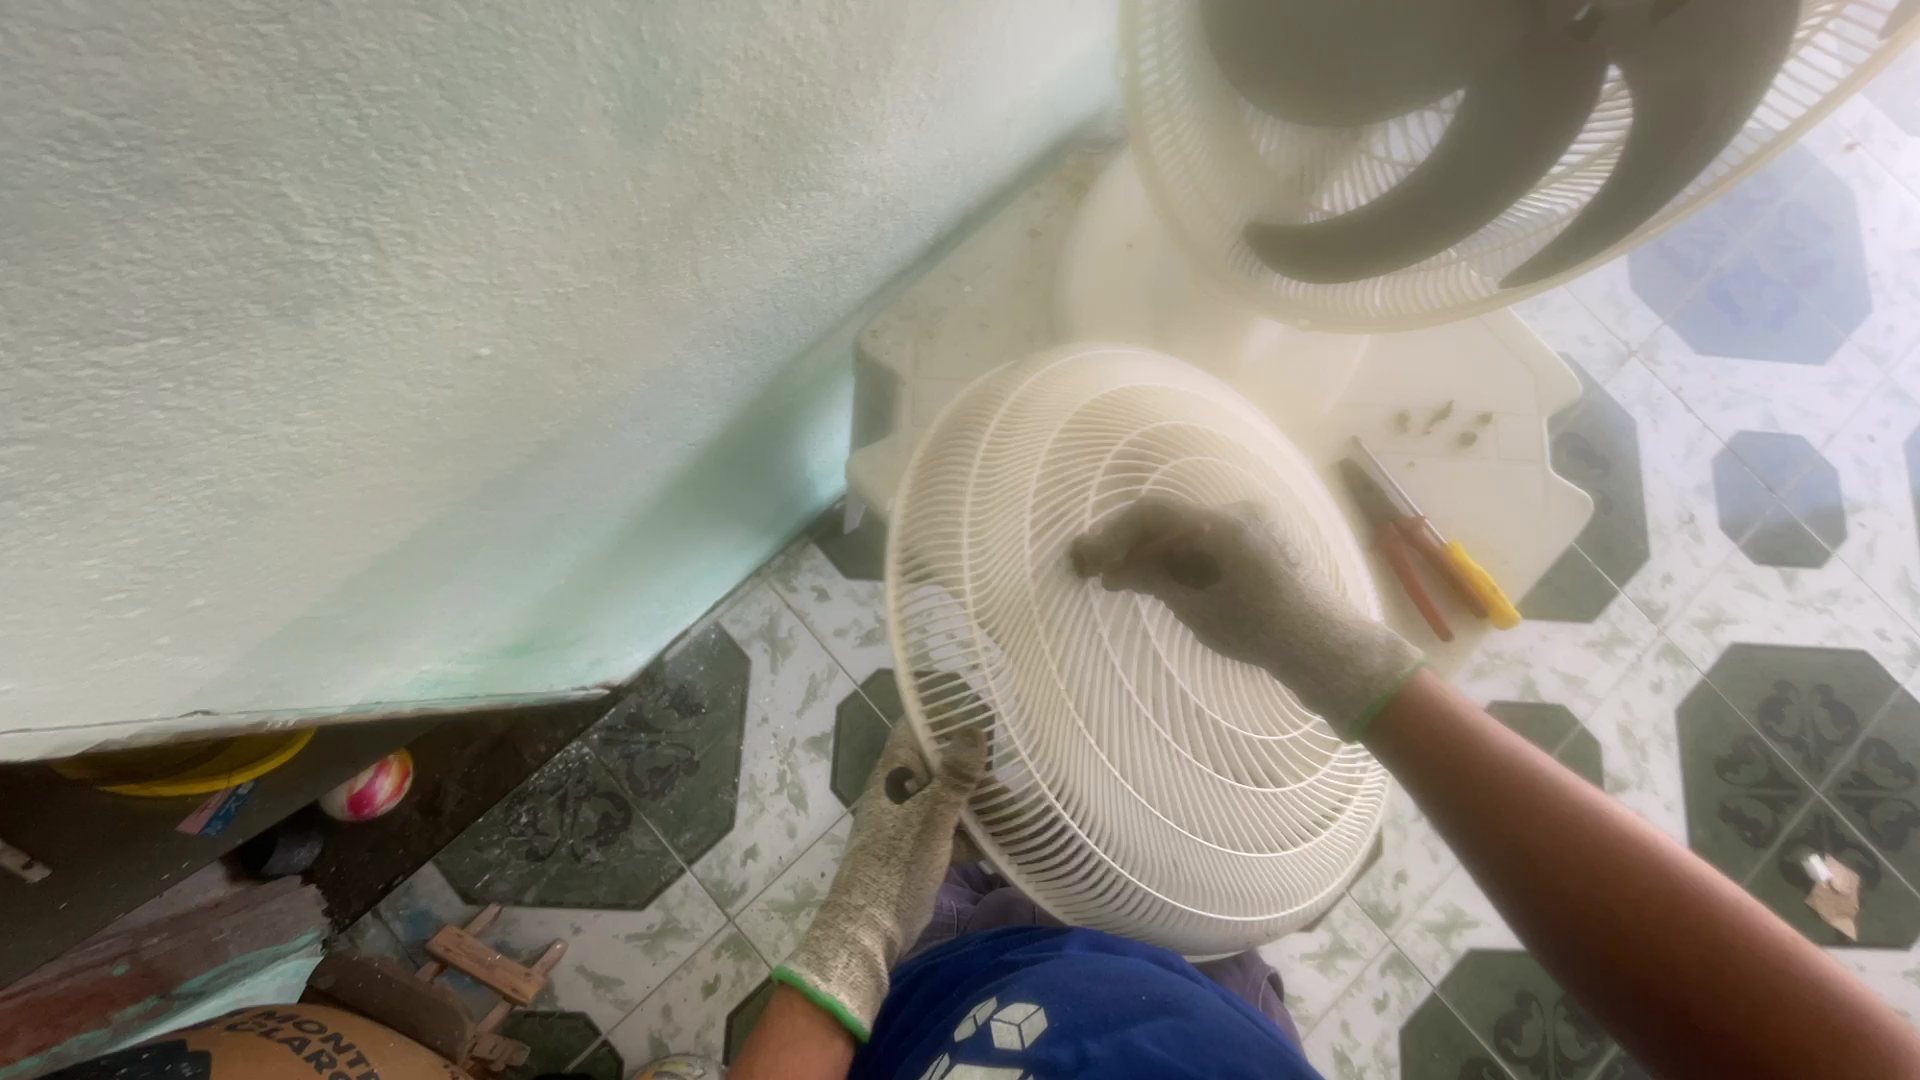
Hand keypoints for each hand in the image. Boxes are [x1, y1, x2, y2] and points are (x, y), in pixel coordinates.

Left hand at [773, 721, 987, 1040]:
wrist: (870, 928)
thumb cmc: (896, 863)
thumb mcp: (932, 815)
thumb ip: (955, 775)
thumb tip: (974, 729)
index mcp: (895, 771)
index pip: (916, 725)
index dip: (943, 711)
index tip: (981, 706)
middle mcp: (901, 788)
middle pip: (937, 758)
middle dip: (971, 755)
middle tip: (1009, 749)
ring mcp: (911, 818)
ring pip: (948, 794)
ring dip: (977, 794)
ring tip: (1016, 790)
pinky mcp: (921, 848)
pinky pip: (953, 827)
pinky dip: (975, 828)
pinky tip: (1007, 833)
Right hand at [1071, 494, 1422, 738]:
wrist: (1324, 646)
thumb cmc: (1260, 632)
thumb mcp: (1197, 609)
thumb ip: (1152, 580)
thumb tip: (1110, 571)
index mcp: (1223, 525)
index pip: (1152, 513)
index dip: (1112, 534)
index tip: (1088, 560)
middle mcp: (1237, 511)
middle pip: (1166, 518)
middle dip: (1127, 543)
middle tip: (1096, 569)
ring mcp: (1251, 522)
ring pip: (1184, 528)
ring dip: (1151, 550)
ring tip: (1124, 581)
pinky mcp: (1258, 537)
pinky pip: (1205, 537)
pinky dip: (1178, 554)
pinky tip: (1163, 579)